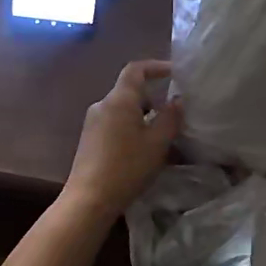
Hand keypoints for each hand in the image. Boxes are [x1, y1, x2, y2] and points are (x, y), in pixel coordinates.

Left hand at [63, 60, 181, 218]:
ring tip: (161, 137)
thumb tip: (177, 100)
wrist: (89, 199)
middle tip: (173, 114)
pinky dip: (130, 129)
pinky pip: (114, 125)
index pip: (136, 70)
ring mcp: (92, 123)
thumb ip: (170, 117)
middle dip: (153, 98)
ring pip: (122, 110)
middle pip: (129, 91)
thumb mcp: (157, 143)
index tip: (175, 73)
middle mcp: (102, 105)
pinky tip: (142, 151)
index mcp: (119, 99)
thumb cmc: (127, 167)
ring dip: (143, 117)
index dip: (156, 67)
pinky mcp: (89, 140)